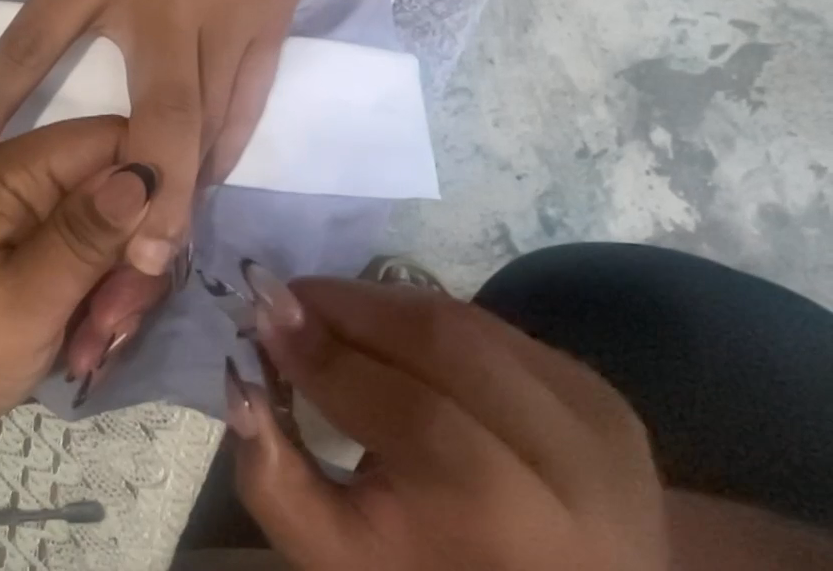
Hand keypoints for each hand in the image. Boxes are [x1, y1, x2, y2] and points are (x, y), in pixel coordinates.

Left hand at [0, 0, 332, 373]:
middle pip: (153, 116)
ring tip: (158, 260)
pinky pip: (245, 109)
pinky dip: (223, 156)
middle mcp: (158, 8)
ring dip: (186, 196)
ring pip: (208, 128)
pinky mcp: (267, 34)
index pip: (31, 46)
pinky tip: (200, 195)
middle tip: (119, 262)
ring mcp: (221, 25)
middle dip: (139, 193)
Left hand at [0, 117, 155, 441]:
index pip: (106, 139)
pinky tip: (76, 353)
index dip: (151, 186)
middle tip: (113, 326)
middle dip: (125, 263)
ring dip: (105, 297)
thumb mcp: (27, 297)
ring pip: (93, 242)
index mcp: (8, 174)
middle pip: (106, 197)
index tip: (156, 256)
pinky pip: (66, 269)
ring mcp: (8, 228)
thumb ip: (87, 235)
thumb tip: (146, 170)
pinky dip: (80, 309)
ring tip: (88, 352)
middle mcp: (10, 189)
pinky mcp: (7, 263)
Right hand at [230, 271, 667, 569]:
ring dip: (382, 303)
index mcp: (500, 516)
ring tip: (327, 312)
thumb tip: (240, 377)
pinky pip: (493, 327)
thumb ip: (269, 472)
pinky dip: (424, 317)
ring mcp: (601, 424)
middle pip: (446, 343)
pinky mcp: (604, 395)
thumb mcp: (326, 552)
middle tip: (287, 299)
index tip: (258, 312)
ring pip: (468, 323)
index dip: (320, 349)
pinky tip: (388, 334)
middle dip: (349, 304)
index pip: (401, 403)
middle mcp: (572, 463)